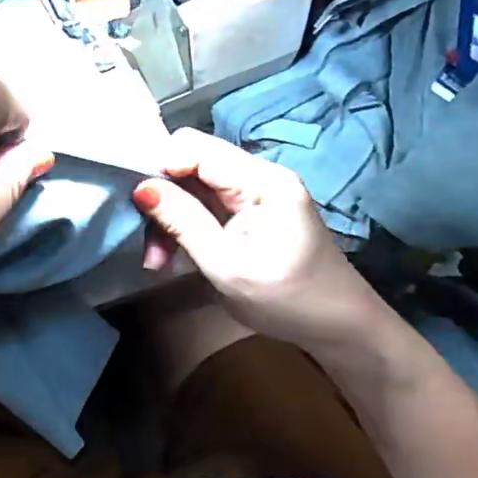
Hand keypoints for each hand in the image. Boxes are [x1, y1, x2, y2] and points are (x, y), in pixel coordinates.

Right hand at [132, 129, 406, 361]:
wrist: (340, 330)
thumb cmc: (289, 301)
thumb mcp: (227, 266)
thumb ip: (183, 222)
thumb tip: (141, 187)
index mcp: (261, 180)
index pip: (196, 147)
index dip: (160, 166)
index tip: (136, 200)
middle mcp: (257, 175)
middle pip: (191, 163)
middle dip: (162, 198)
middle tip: (148, 245)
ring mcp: (254, 191)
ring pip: (193, 185)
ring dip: (170, 217)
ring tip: (158, 260)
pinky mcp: (249, 210)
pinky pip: (205, 203)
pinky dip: (185, 225)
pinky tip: (174, 254)